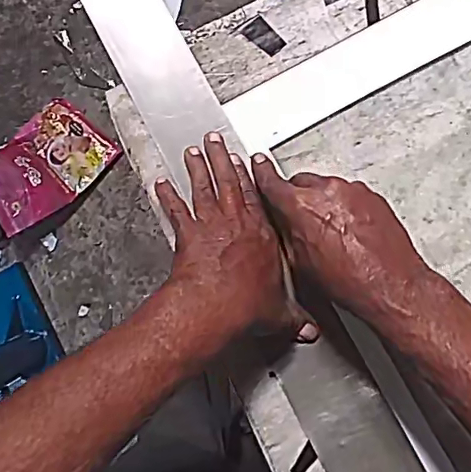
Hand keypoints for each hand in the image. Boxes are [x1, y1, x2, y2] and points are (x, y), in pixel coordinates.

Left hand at [155, 134, 315, 343]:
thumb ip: (294, 318)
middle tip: (215, 140)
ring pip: (204, 187)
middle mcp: (237, 222)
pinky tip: (161, 183)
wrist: (215, 306)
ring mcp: (211, 225)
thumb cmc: (245, 305)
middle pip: (228, 182)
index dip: (251, 176)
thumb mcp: (278, 314)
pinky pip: (176, 209)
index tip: (247, 160)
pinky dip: (167, 196)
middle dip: (221, 158)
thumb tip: (309, 330)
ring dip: (197, 167)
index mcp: (262, 234)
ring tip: (192, 151)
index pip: (258, 197)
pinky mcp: (189, 234)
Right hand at [250, 157, 441, 329]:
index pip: (272, 181)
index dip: (263, 173)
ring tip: (332, 235)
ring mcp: (352, 191)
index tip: (260, 165)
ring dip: (324, 204)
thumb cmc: (351, 282)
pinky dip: (346, 208)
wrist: (391, 286)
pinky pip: (350, 195)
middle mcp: (327, 192)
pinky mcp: (372, 196)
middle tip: (301, 222)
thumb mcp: (300, 265)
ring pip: (327, 189)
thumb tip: (282, 226)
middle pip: (301, 183)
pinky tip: (350, 234)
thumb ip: (285, 234)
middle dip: (298, 199)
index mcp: (301, 207)